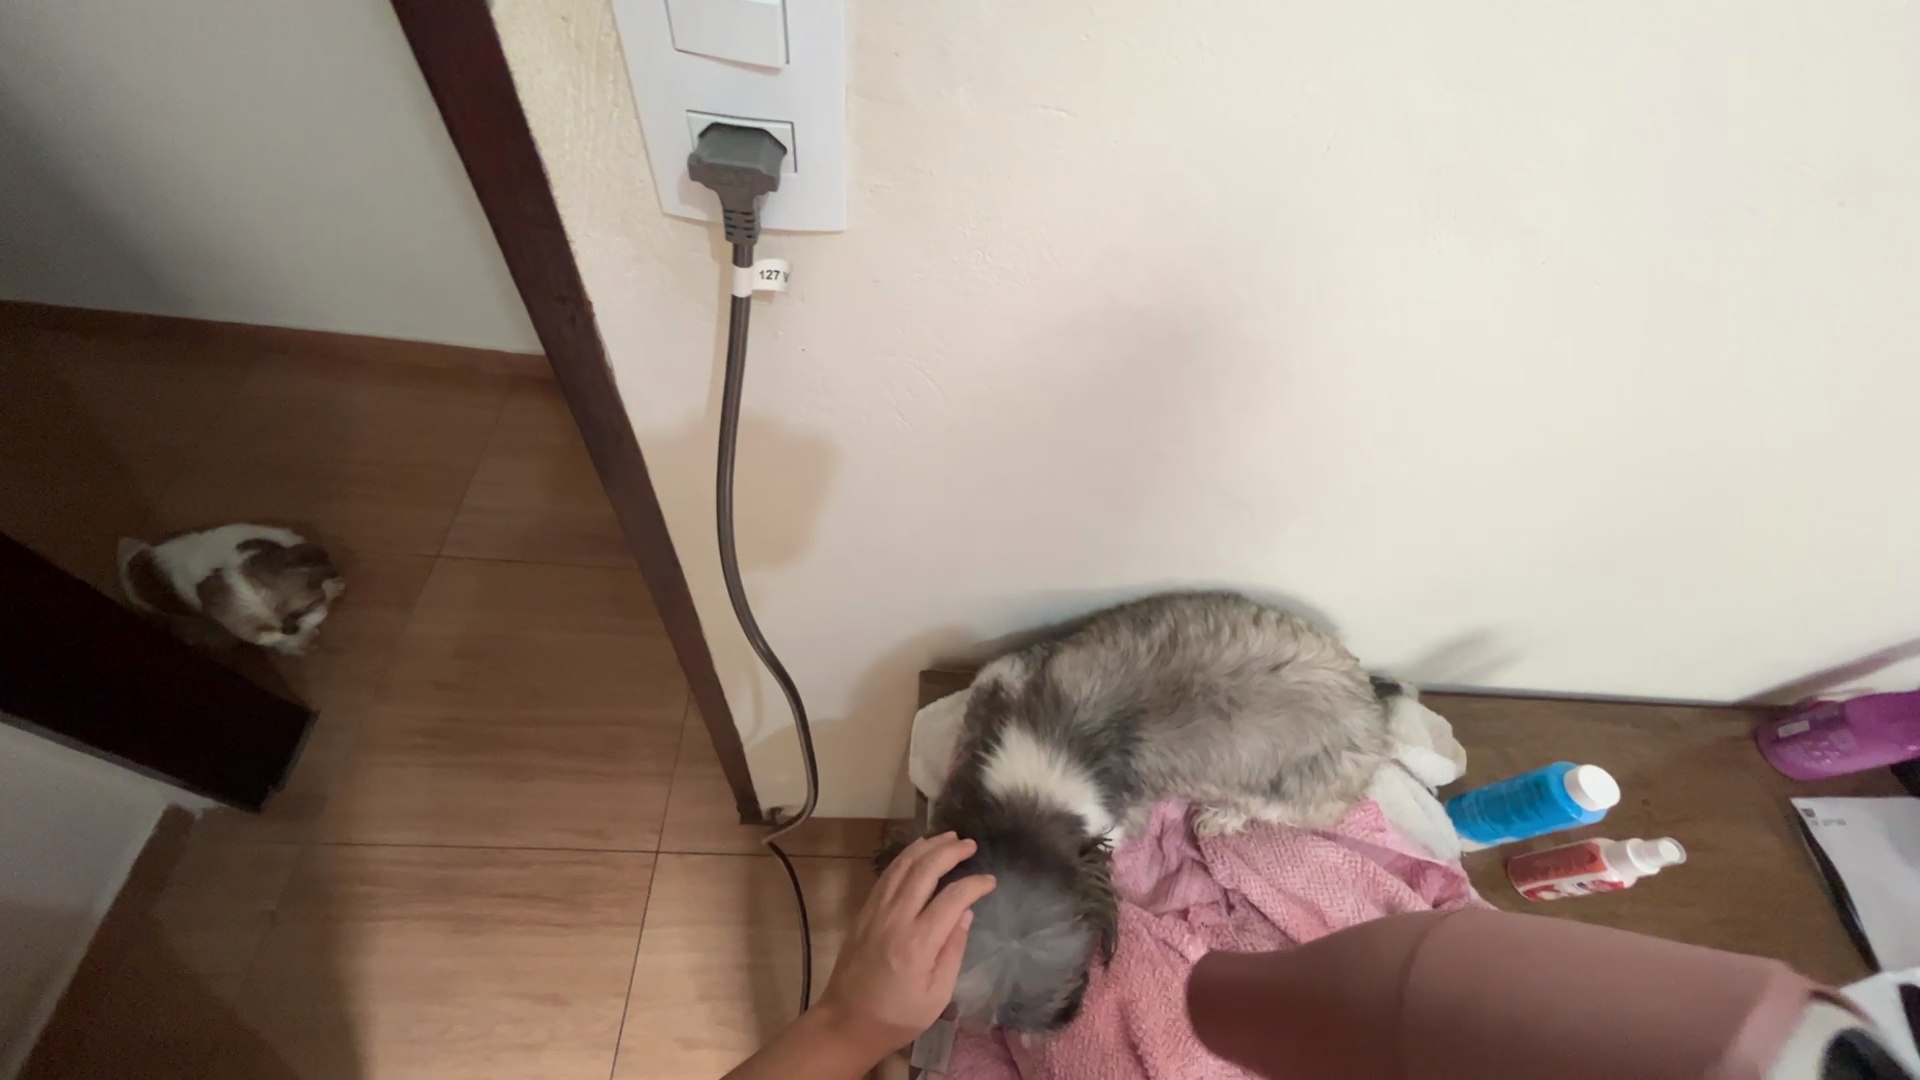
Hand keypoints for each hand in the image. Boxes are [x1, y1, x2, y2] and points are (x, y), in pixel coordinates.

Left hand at [815, 833, 995, 1059]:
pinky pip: (888, 873)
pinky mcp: (865, 909)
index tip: (990, 881)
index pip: (952, 898)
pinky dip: (906, 856)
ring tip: (949, 837)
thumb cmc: (897, 1017)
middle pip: (926, 869)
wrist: (846, 1022)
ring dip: (928, 845)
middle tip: (970, 844)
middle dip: (951, 851)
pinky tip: (919, 850)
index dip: (974, 885)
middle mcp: (896, 917)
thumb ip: (953, 951)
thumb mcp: (937, 997)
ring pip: (904, 864)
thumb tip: (966, 912)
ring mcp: (877, 910)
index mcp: (918, 943)